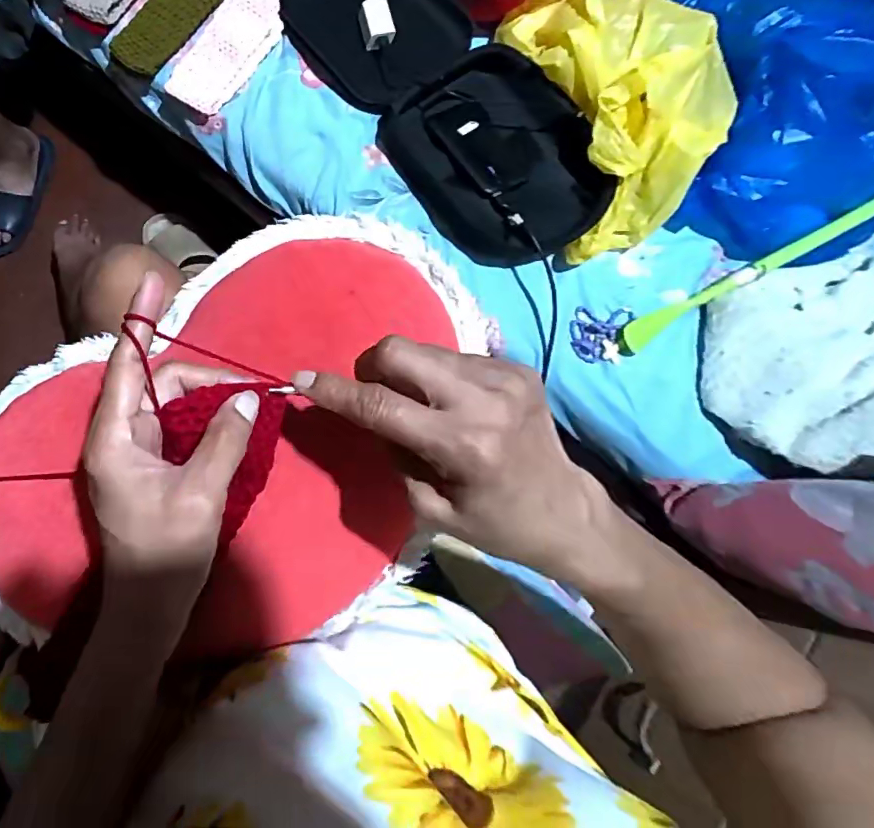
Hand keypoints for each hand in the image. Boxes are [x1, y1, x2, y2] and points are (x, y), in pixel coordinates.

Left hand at [83, 272, 257, 621]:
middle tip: (251, 393)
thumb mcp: (201, 495)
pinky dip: (204, 419)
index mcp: (115, 437)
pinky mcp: (148, 463)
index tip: (153, 276)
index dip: (140, 317)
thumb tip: (248, 398)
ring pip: (171, 403)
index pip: (126, 362)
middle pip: (159, 382)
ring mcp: (132, 449)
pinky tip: (232, 422)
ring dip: (208, 399)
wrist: (147, 611)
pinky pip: (177, 425)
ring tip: (248, 406)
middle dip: (203, 379)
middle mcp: (118, 434)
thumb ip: (224, 440)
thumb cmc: (165, 556)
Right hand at [297, 337, 643, 595]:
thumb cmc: (498, 525)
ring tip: (423, 407)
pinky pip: (451, 355)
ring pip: (423, 349)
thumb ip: (394, 456)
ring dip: (406, 373)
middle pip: (399, 351)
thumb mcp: (433, 507)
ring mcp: (505, 375)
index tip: (302, 378)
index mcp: (463, 444)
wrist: (570, 512)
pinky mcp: (516, 366)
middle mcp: (484, 399)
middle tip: (375, 394)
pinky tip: (455, 404)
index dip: (336, 391)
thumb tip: (371, 414)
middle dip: (371, 367)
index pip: (381, 405)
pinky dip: (437, 376)